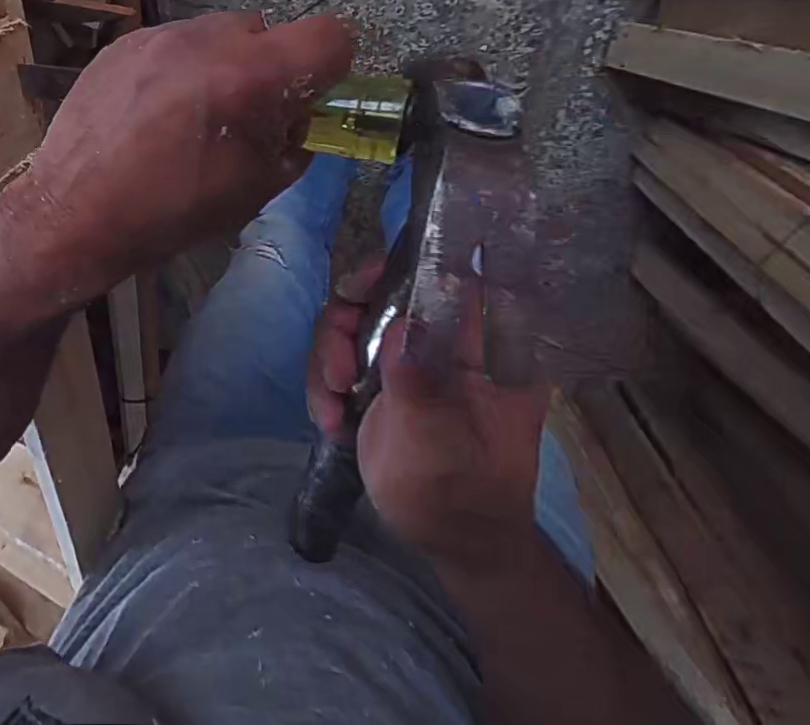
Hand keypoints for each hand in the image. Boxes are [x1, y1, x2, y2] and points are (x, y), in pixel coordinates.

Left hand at [4, 11, 352, 301]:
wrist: (74, 212)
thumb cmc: (167, 213)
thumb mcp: (253, 188)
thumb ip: (292, 140)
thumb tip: (297, 115)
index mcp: (249, 76)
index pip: (329, 35)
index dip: (329, 67)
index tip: (307, 94)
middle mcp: (203, 40)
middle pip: (264, 31)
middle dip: (264, 68)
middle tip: (238, 113)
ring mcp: (154, 37)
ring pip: (212, 35)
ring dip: (217, 65)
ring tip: (184, 114)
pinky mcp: (119, 46)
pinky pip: (167, 45)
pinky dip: (173, 68)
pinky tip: (147, 111)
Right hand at [309, 260, 547, 570]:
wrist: (443, 537)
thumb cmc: (459, 499)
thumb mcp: (441, 451)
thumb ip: (423, 390)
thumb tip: (401, 327)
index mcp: (487, 353)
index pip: (451, 283)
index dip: (404, 272)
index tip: (361, 289)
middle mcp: (446, 343)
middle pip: (383, 295)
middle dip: (345, 325)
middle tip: (336, 368)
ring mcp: (407, 357)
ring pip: (349, 322)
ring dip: (327, 357)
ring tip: (332, 406)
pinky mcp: (375, 373)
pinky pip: (334, 352)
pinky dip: (322, 381)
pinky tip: (330, 419)